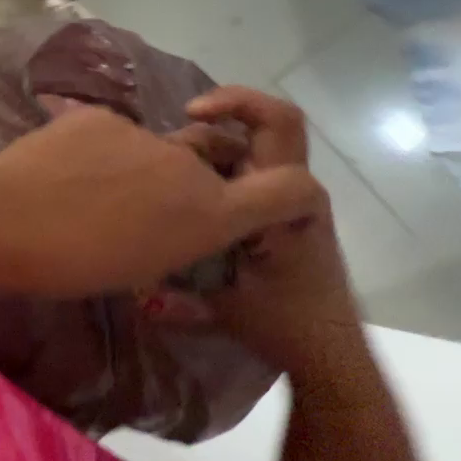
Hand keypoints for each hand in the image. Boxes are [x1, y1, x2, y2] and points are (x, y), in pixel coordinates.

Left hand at [0, 104, 323, 295]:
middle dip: (186, 174)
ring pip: (153, 144)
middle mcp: (190, 167)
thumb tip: (178, 218)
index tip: (264, 191)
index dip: (291, 189)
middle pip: (207, 160)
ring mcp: (143, 134)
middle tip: (138, 198)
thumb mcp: (149, 266)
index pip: (295, 189)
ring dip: (135, 160)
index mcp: (212, 215)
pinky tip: (62, 167)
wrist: (6, 219)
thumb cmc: (75, 264)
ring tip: (87, 186)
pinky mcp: (99, 114)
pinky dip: (95, 145)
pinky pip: (110, 130)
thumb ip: (181, 233)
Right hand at [178, 87, 366, 380]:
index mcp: (284, 199)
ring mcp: (289, 202)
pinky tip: (179, 191)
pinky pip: (247, 172)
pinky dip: (214, 168)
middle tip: (177, 130)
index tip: (190, 116)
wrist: (330, 356)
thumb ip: (176, 288)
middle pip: (270, 123)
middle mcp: (292, 190)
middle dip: (223, 114)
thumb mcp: (221, 303)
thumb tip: (129, 273)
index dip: (236, 104)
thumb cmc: (280, 324)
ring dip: (212, 146)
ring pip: (251, 148)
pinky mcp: (280, 214)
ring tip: (167, 166)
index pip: (277, 123)